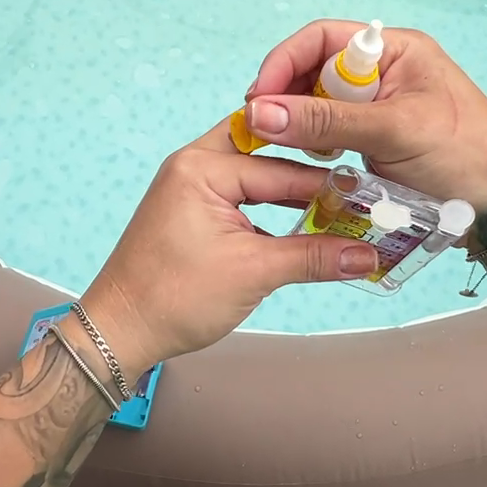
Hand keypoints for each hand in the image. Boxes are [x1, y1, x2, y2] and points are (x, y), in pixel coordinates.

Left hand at [76, 124, 380, 374]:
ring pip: (252, 174)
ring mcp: (188, 187)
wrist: (120, 332)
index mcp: (201, 167)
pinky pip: (238, 195)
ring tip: (332, 206)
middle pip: (265, 154)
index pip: (279, 168)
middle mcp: (192, 165)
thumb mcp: (253, 273)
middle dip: (306, 170)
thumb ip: (314, 257)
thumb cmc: (172, 298)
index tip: (365, 196)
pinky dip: (268, 206)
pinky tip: (298, 223)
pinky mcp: (190, 211)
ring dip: (289, 190)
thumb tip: (366, 255)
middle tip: (351, 183)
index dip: (326, 185)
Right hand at [241, 19, 486, 212]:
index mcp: (397, 51)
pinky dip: (318, 145)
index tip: (258, 99)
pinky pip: (336, 134)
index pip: (323, 39)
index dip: (284, 63)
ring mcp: (382, 108)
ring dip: (300, 122)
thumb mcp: (393, 131)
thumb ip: (326, 120)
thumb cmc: (465, 157)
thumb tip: (260, 113)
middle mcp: (386, 72)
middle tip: (261, 129)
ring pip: (322, 105)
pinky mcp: (380, 140)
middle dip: (287, 95)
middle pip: (317, 71)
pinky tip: (313, 161)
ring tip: (283, 146)